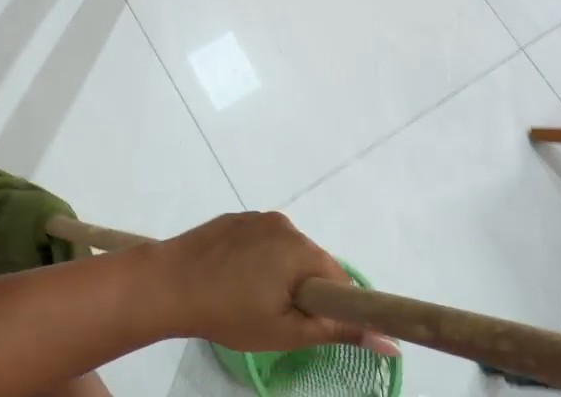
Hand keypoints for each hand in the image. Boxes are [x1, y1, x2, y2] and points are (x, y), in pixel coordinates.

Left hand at [152, 212, 400, 357]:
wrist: (168, 283)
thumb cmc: (230, 312)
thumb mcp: (289, 331)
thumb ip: (340, 331)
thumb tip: (392, 342)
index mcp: (300, 248)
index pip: (340, 281)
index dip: (335, 308)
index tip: (316, 325)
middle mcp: (282, 224)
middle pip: (313, 263)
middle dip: (305, 292)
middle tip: (277, 318)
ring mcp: (254, 217)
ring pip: (286, 253)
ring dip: (281, 276)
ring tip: (252, 300)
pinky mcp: (232, 219)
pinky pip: (261, 242)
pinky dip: (259, 262)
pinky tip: (236, 281)